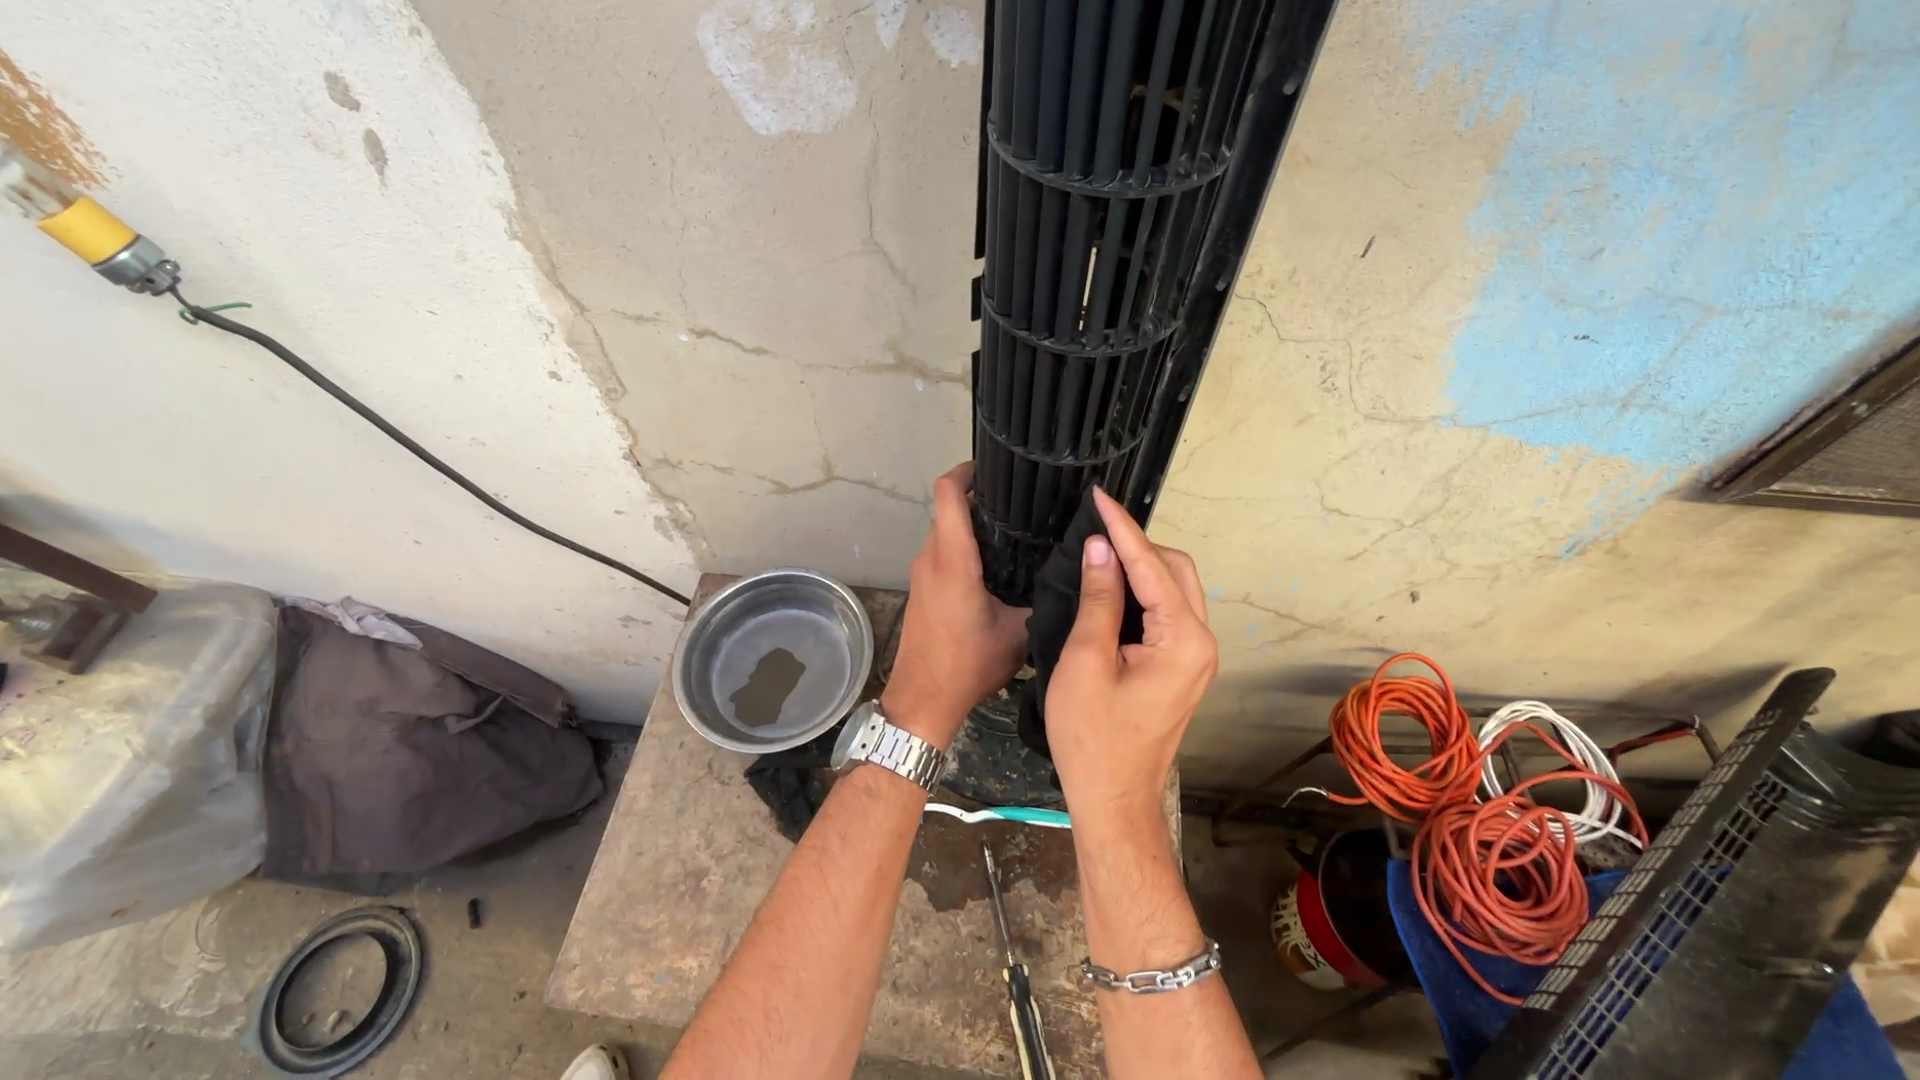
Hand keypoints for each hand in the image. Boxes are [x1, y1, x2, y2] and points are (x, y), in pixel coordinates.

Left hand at [881, 463, 1030, 748]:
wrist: (923, 701)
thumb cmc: (968, 665)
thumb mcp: (1017, 634)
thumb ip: (1039, 599)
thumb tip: (1066, 576)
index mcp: (953, 560)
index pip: (949, 493)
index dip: (968, 471)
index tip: (996, 467)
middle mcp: (931, 559)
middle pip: (950, 510)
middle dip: (982, 500)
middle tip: (1024, 504)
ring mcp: (922, 575)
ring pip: (946, 534)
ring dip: (974, 527)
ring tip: (1017, 533)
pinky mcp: (922, 591)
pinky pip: (942, 554)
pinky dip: (965, 549)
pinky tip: (997, 566)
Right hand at [1046, 488, 1215, 815]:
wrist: (1113, 797)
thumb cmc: (1092, 736)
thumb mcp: (1085, 661)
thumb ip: (1098, 600)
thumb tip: (1101, 549)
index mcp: (1183, 639)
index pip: (1151, 566)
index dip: (1122, 528)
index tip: (1099, 497)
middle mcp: (1201, 642)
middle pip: (1176, 571)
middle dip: (1138, 544)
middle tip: (1095, 528)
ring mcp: (1197, 657)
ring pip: (1175, 590)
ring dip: (1142, 568)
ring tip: (1099, 551)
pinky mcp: (1183, 668)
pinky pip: (1169, 614)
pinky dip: (1144, 594)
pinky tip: (1113, 587)